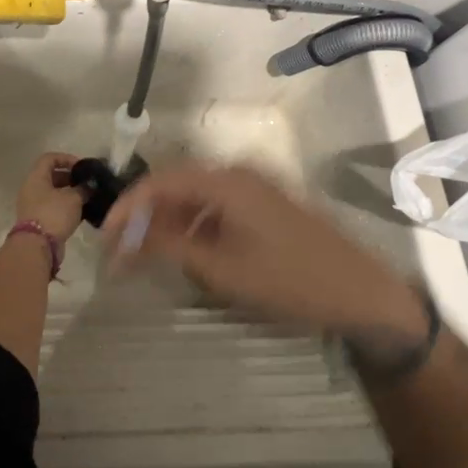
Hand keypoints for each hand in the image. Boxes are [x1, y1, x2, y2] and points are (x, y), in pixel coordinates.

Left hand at [15, 151, 83, 242]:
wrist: (37, 246)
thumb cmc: (54, 214)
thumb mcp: (73, 198)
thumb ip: (83, 189)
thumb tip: (89, 186)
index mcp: (36, 177)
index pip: (49, 158)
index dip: (66, 158)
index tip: (82, 167)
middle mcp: (32, 189)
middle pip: (51, 176)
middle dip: (70, 178)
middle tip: (87, 183)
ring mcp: (33, 206)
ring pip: (53, 193)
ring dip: (69, 194)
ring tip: (87, 197)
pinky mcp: (39, 220)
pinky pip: (53, 208)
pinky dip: (66, 207)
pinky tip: (81, 212)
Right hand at [100, 165, 423, 333]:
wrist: (363, 294)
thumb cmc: (291, 281)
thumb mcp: (222, 269)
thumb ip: (168, 246)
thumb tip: (122, 238)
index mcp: (226, 181)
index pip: (159, 182)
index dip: (126, 208)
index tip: (104, 240)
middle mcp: (238, 174)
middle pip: (176, 185)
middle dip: (144, 216)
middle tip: (122, 252)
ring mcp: (256, 187)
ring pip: (196, 197)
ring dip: (169, 223)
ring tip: (149, 258)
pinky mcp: (267, 205)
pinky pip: (217, 206)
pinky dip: (195, 226)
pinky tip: (190, 255)